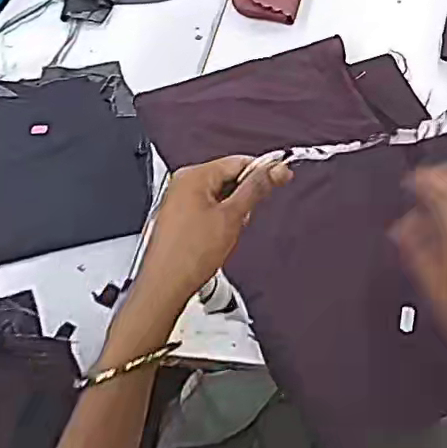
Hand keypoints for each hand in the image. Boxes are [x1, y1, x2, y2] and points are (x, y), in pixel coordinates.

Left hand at [117, 155, 291, 340]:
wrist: (165, 286)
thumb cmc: (188, 255)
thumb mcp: (232, 217)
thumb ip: (256, 189)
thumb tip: (275, 170)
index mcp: (194, 176)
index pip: (238, 161)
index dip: (262, 170)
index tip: (281, 176)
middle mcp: (183, 183)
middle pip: (228, 177)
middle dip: (243, 196)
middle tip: (243, 217)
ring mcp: (179, 200)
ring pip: (219, 195)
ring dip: (231, 211)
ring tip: (226, 232)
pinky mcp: (178, 216)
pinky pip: (208, 208)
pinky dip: (219, 220)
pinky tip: (216, 238)